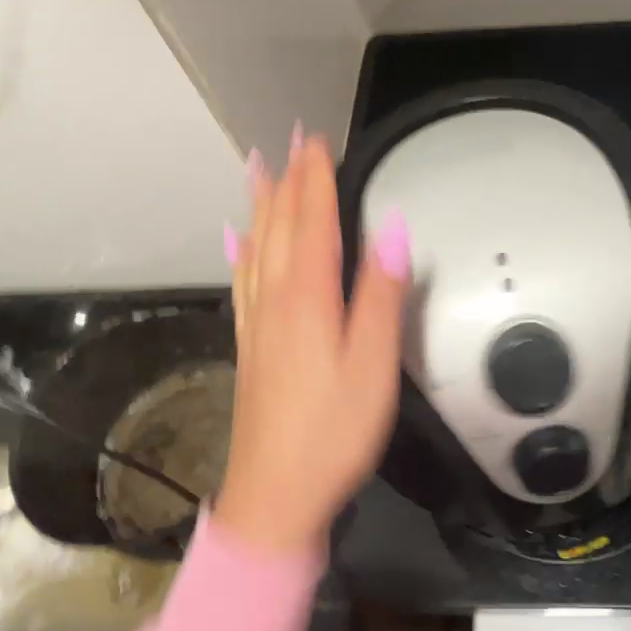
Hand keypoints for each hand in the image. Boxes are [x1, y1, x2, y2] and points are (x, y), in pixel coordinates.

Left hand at [213, 128, 411, 551]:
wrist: (276, 492)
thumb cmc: (334, 433)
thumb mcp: (373, 366)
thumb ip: (381, 296)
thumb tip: (393, 229)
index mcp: (307, 300)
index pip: (312, 224)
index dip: (316, 180)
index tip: (317, 138)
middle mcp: (274, 302)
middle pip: (279, 229)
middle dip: (287, 182)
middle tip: (289, 141)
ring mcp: (257, 326)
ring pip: (255, 250)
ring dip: (260, 208)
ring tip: (258, 171)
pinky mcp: (251, 350)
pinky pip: (243, 284)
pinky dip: (241, 253)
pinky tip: (237, 243)